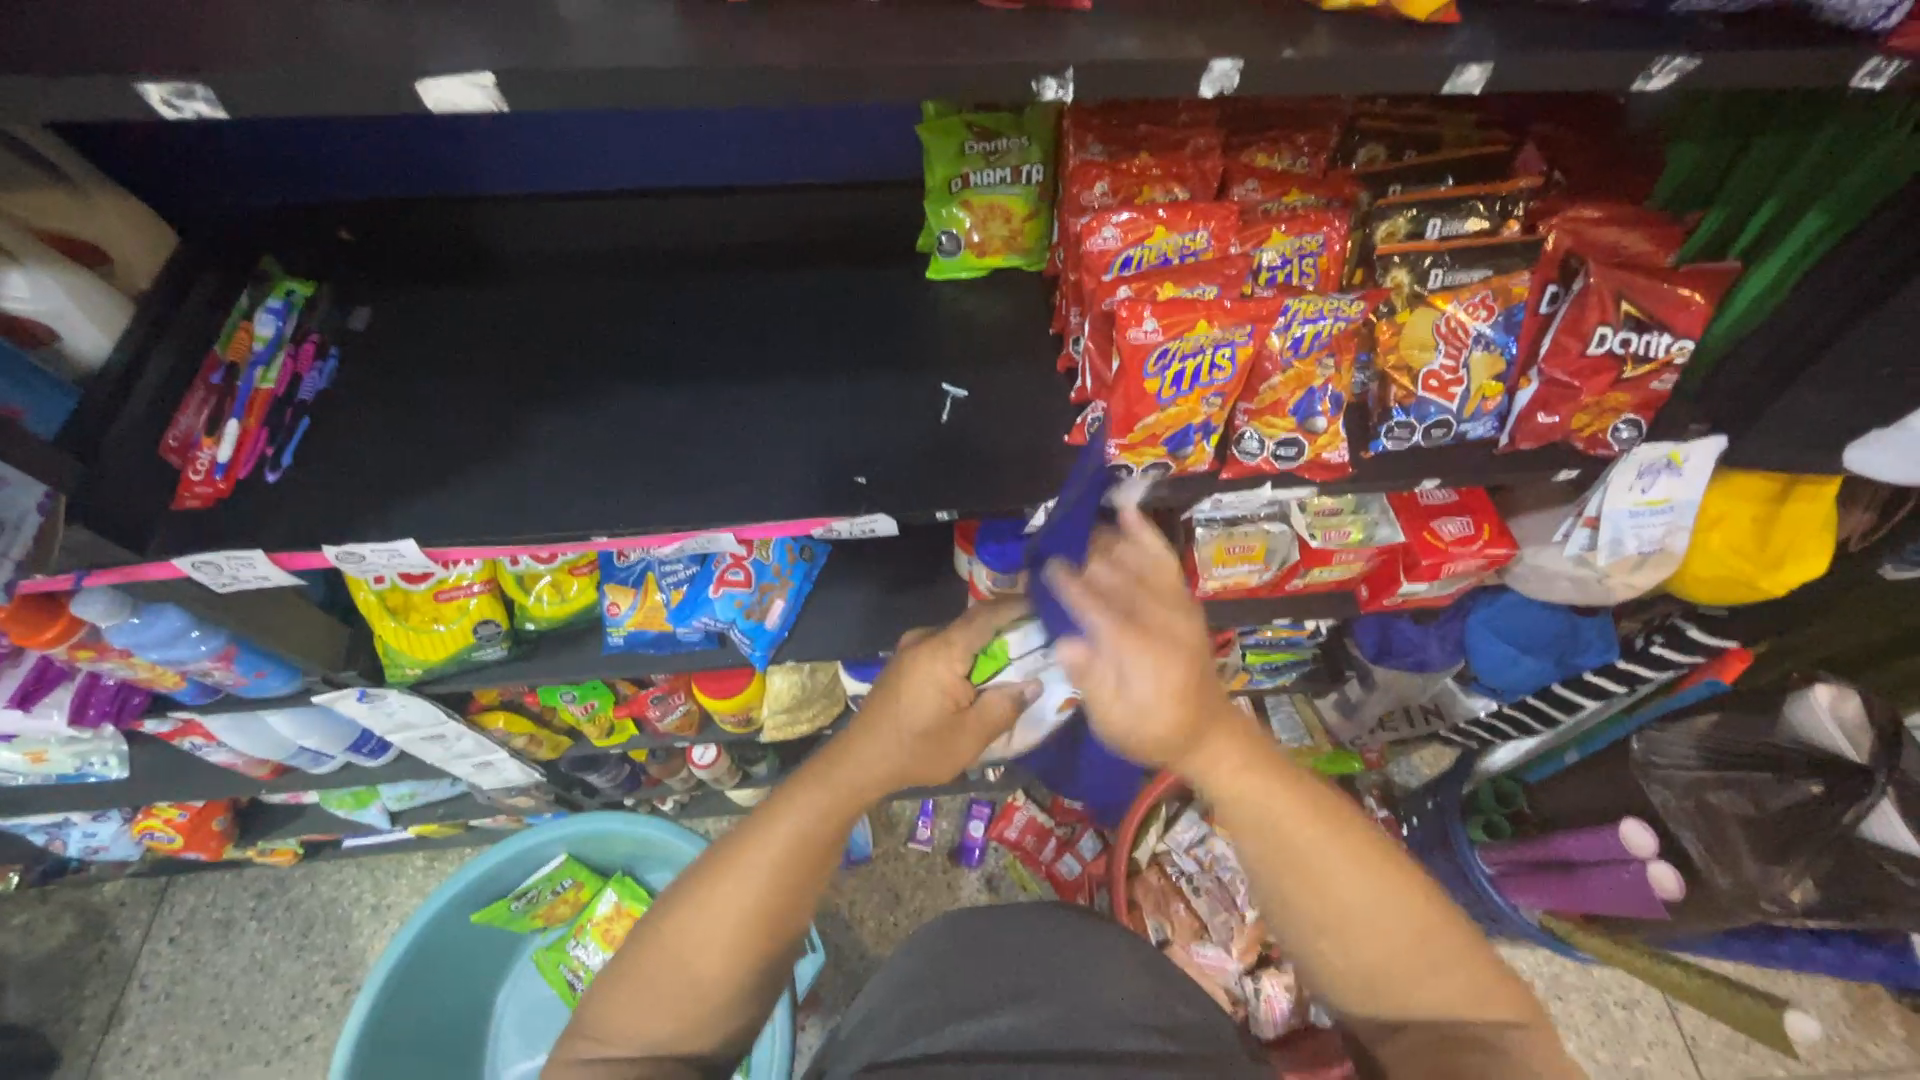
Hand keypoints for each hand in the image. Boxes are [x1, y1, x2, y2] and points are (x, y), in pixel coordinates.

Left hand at [833, 598, 1039, 793]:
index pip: (987, 614)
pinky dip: (968, 655)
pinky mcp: (905, 662)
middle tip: (1041, 638)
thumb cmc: (917, 750)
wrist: (860, 761)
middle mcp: (925, 639)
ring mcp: (911, 649)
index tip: (1047, 606)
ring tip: (1019, 658)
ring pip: (959, 637)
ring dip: (987, 645)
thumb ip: (1005, 706)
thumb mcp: (970, 737)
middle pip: (974, 624)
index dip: (1018, 606)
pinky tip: (983, 675)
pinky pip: (945, 648)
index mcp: (942, 650)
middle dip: (1008, 628)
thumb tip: (1033, 684)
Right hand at [1043, 503, 1247, 775]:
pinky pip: (1165, 561)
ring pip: (1140, 562)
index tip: (1047, 566)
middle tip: (1054, 542)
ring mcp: (1177, 608)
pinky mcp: (1185, 602)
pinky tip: (1128, 511)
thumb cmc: (1152, 731)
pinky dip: (1147, 535)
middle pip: (1119, 577)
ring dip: (1109, 542)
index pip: (1099, 608)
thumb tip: (1065, 643)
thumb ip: (1091, 681)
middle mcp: (1161, 621)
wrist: (1208, 732)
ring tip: (1080, 526)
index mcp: (1140, 652)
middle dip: (1086, 557)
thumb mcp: (1112, 723)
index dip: (1072, 585)